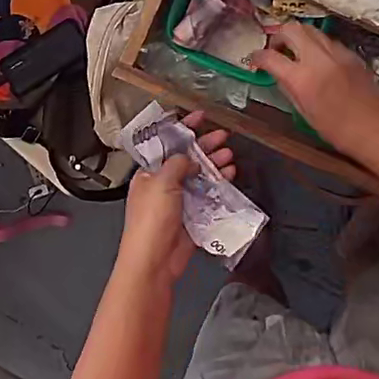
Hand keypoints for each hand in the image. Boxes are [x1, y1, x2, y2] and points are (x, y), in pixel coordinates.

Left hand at [115, 111, 234, 286]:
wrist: (154, 262)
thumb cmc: (150, 221)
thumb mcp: (161, 182)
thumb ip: (177, 163)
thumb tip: (188, 155)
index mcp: (148, 174)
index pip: (167, 145)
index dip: (184, 129)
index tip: (200, 117)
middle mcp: (162, 186)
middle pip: (187, 160)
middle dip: (205, 146)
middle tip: (223, 137)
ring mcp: (177, 202)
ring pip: (199, 178)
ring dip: (214, 165)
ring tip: (229, 157)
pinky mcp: (191, 219)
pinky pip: (207, 198)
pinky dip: (218, 186)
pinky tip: (228, 177)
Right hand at [250, 25, 378, 159]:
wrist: (376, 130)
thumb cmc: (337, 130)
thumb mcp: (304, 112)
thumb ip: (288, 88)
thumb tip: (278, 74)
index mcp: (302, 78)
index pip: (270, 56)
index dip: (257, 57)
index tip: (255, 60)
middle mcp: (318, 58)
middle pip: (291, 28)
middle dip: (278, 36)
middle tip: (276, 51)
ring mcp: (337, 53)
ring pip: (311, 30)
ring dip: (298, 37)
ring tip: (296, 53)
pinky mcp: (352, 54)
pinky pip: (328, 41)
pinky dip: (317, 45)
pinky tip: (318, 61)